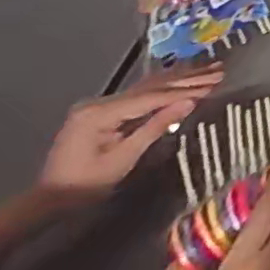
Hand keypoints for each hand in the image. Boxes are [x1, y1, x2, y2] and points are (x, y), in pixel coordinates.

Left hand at [37, 68, 221, 204]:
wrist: (51, 200)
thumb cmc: (88, 183)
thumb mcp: (124, 157)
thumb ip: (156, 126)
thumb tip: (190, 102)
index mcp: (100, 112)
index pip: (152, 97)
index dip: (185, 90)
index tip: (214, 84)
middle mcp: (99, 101)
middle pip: (150, 87)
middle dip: (187, 79)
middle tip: (219, 70)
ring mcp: (99, 104)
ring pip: (146, 87)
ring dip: (178, 79)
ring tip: (208, 69)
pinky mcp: (102, 111)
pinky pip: (137, 95)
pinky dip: (162, 88)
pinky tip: (180, 78)